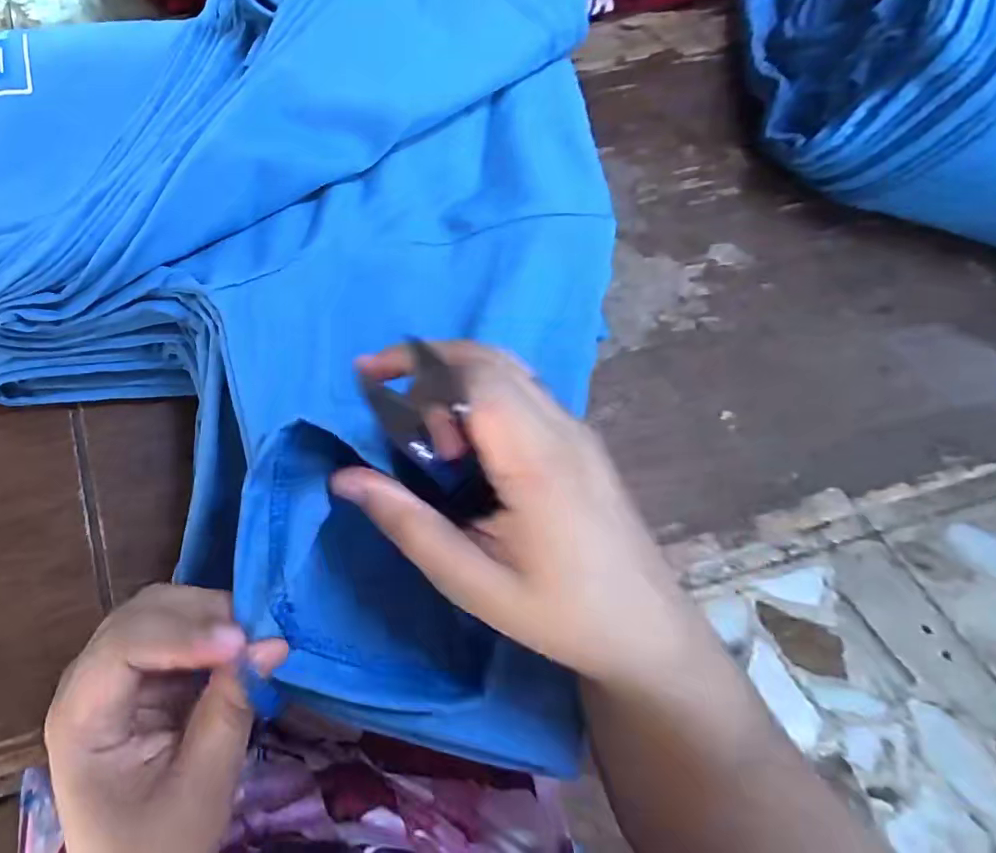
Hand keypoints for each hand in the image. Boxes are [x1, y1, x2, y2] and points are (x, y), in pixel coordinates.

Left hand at [44, 584, 288, 852]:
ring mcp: (106, 670)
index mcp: (79, 716)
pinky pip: (169, 630)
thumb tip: (270, 644)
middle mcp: (83, 679)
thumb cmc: (158, 845)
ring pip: (154, 612)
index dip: (181, 634)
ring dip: (204, 615)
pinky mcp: (134, 672)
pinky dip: (205, 630)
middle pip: (138, 617)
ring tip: (250, 636)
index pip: (122, 647)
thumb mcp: (200, 792)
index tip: (237, 642)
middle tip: (254, 632)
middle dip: (197, 616)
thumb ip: (229, 712)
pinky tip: (234, 643)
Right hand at [333, 341, 694, 684]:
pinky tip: (460, 437)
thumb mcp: (471, 583)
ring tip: (418, 422)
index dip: (417, 364)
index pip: (474, 376)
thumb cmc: (561, 615)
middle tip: (383, 396)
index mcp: (536, 461)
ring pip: (506, 367)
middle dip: (426, 362)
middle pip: (487, 359)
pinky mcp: (580, 440)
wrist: (651, 637)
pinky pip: (521, 388)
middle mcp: (561, 430)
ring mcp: (576, 431)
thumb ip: (407, 524)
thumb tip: (344, 478)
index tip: (368, 378)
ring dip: (452, 375)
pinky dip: (477, 390)